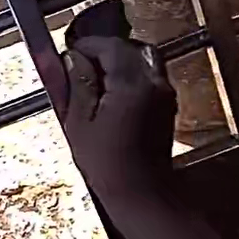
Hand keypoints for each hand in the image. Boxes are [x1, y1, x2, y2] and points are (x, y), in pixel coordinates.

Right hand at [45, 35, 176, 203]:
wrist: (141, 193)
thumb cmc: (106, 164)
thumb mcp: (80, 124)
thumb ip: (78, 85)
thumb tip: (72, 58)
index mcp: (132, 85)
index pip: (111, 47)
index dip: (87, 45)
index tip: (69, 52)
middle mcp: (154, 83)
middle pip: (130, 48)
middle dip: (105, 50)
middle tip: (81, 64)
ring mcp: (165, 93)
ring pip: (144, 59)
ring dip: (120, 61)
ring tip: (96, 78)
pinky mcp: (168, 104)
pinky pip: (151, 75)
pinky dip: (132, 74)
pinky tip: (113, 93)